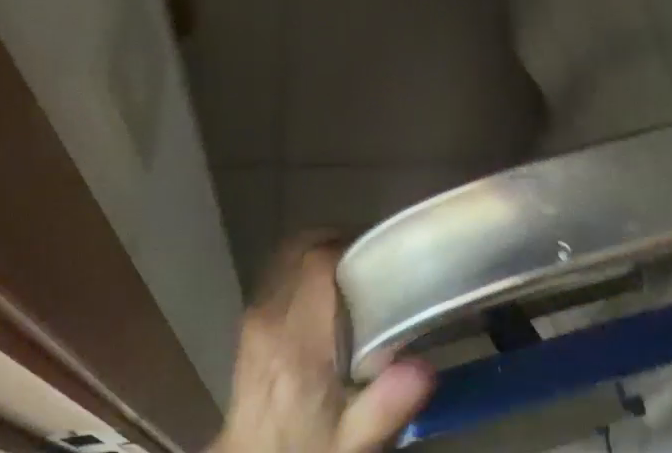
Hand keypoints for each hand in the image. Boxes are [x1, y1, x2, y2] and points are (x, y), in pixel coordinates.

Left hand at [213, 235, 434, 452]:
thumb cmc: (307, 447)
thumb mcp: (353, 441)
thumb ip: (386, 405)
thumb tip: (424, 368)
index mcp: (297, 342)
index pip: (315, 264)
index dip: (347, 245)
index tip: (379, 251)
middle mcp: (269, 318)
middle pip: (298, 249)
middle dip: (335, 239)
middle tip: (370, 254)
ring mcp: (253, 317)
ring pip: (285, 257)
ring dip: (317, 251)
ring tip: (352, 266)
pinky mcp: (247, 322)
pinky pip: (277, 273)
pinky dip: (302, 267)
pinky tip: (326, 290)